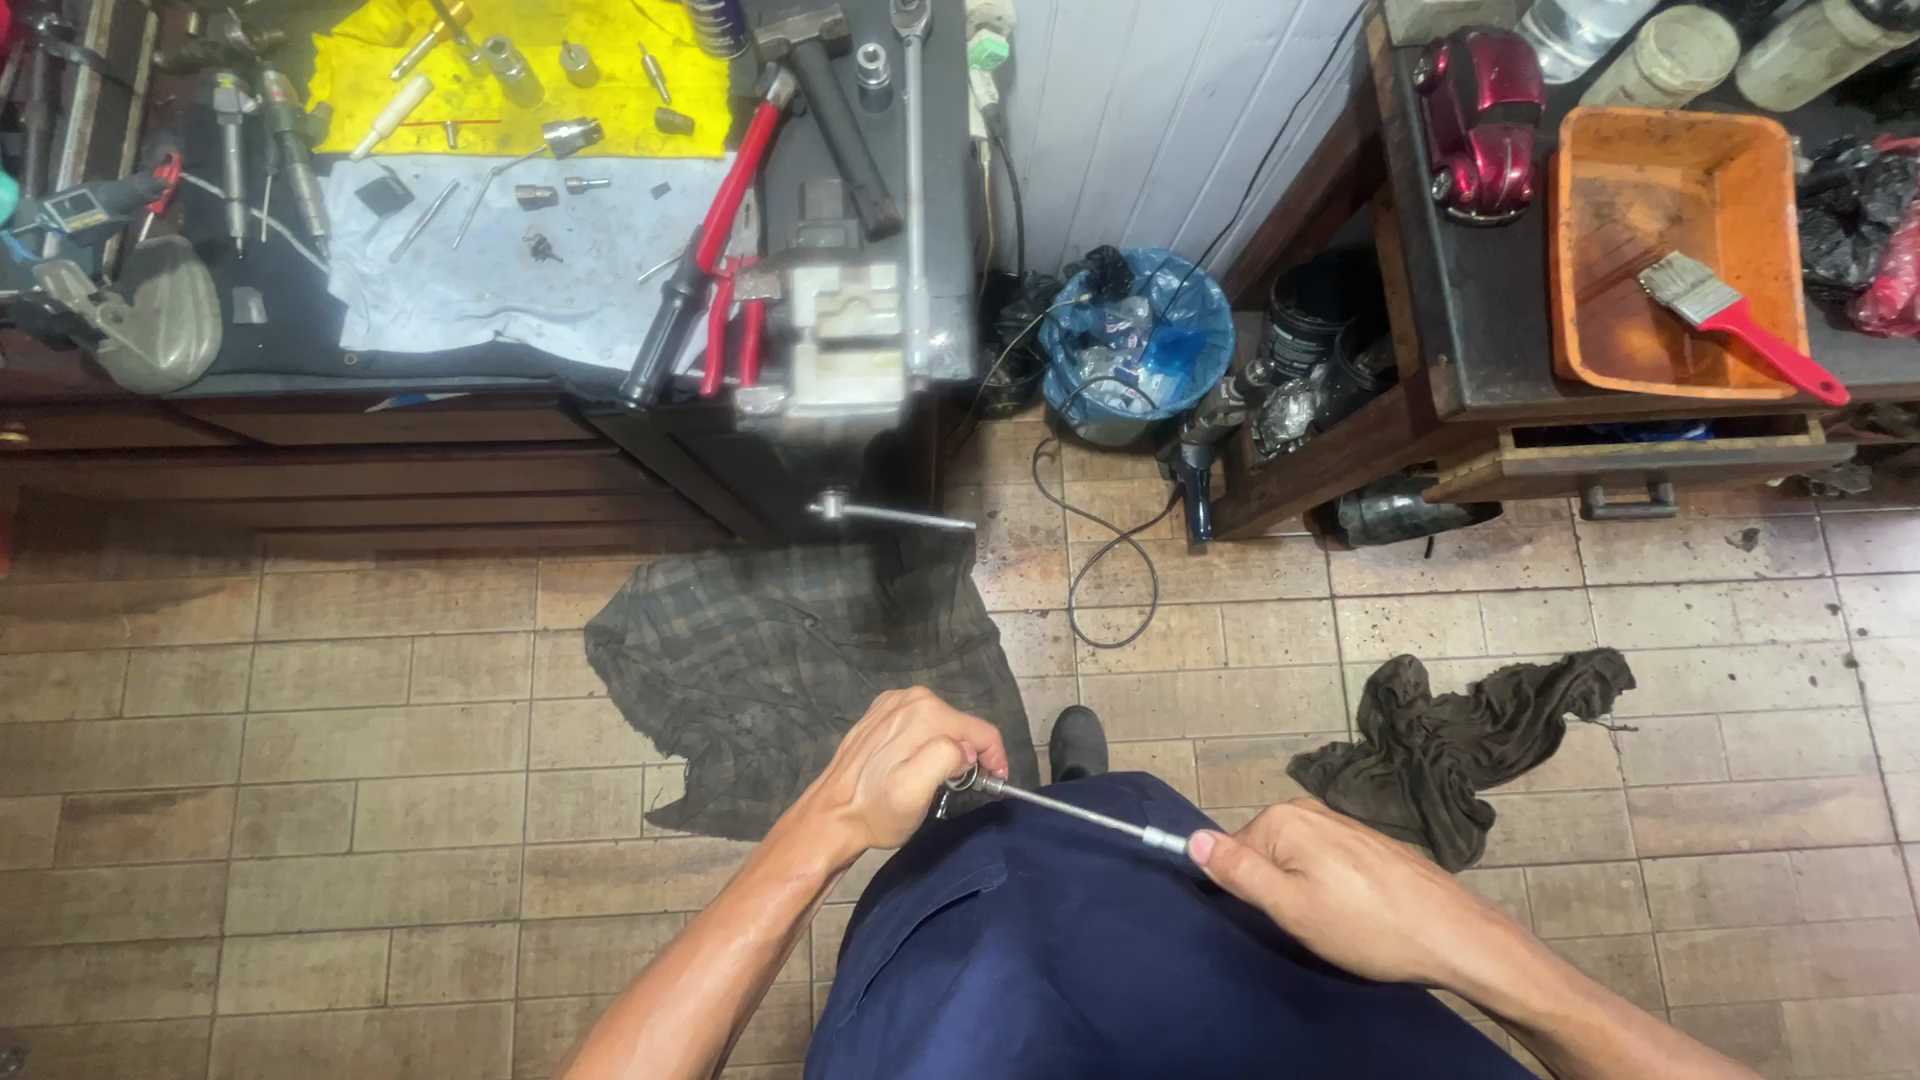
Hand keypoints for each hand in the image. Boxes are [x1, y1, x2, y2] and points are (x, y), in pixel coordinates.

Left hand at [789, 687, 1009, 864]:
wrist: (831, 813)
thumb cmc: (877, 809)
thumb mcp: (915, 793)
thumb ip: (945, 759)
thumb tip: (965, 750)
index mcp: (926, 712)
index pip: (981, 730)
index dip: (995, 758)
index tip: (993, 784)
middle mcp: (913, 697)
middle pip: (962, 725)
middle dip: (969, 755)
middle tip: (957, 788)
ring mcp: (895, 702)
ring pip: (943, 724)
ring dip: (948, 749)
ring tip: (935, 779)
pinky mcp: (882, 711)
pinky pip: (920, 723)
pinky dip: (926, 742)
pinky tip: (912, 763)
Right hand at [1188, 799, 1543, 994]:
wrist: (1457, 935)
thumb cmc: (1366, 926)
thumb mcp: (1290, 908)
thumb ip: (1238, 871)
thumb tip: (1191, 838)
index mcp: (1281, 819)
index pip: (1233, 852)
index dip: (1249, 891)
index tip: (1278, 918)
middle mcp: (1307, 808)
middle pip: (1264, 852)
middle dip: (1277, 888)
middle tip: (1309, 923)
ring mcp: (1339, 820)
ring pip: (1295, 858)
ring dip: (1304, 888)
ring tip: (1336, 921)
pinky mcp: (1365, 838)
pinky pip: (1324, 858)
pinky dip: (1330, 885)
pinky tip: (1357, 911)